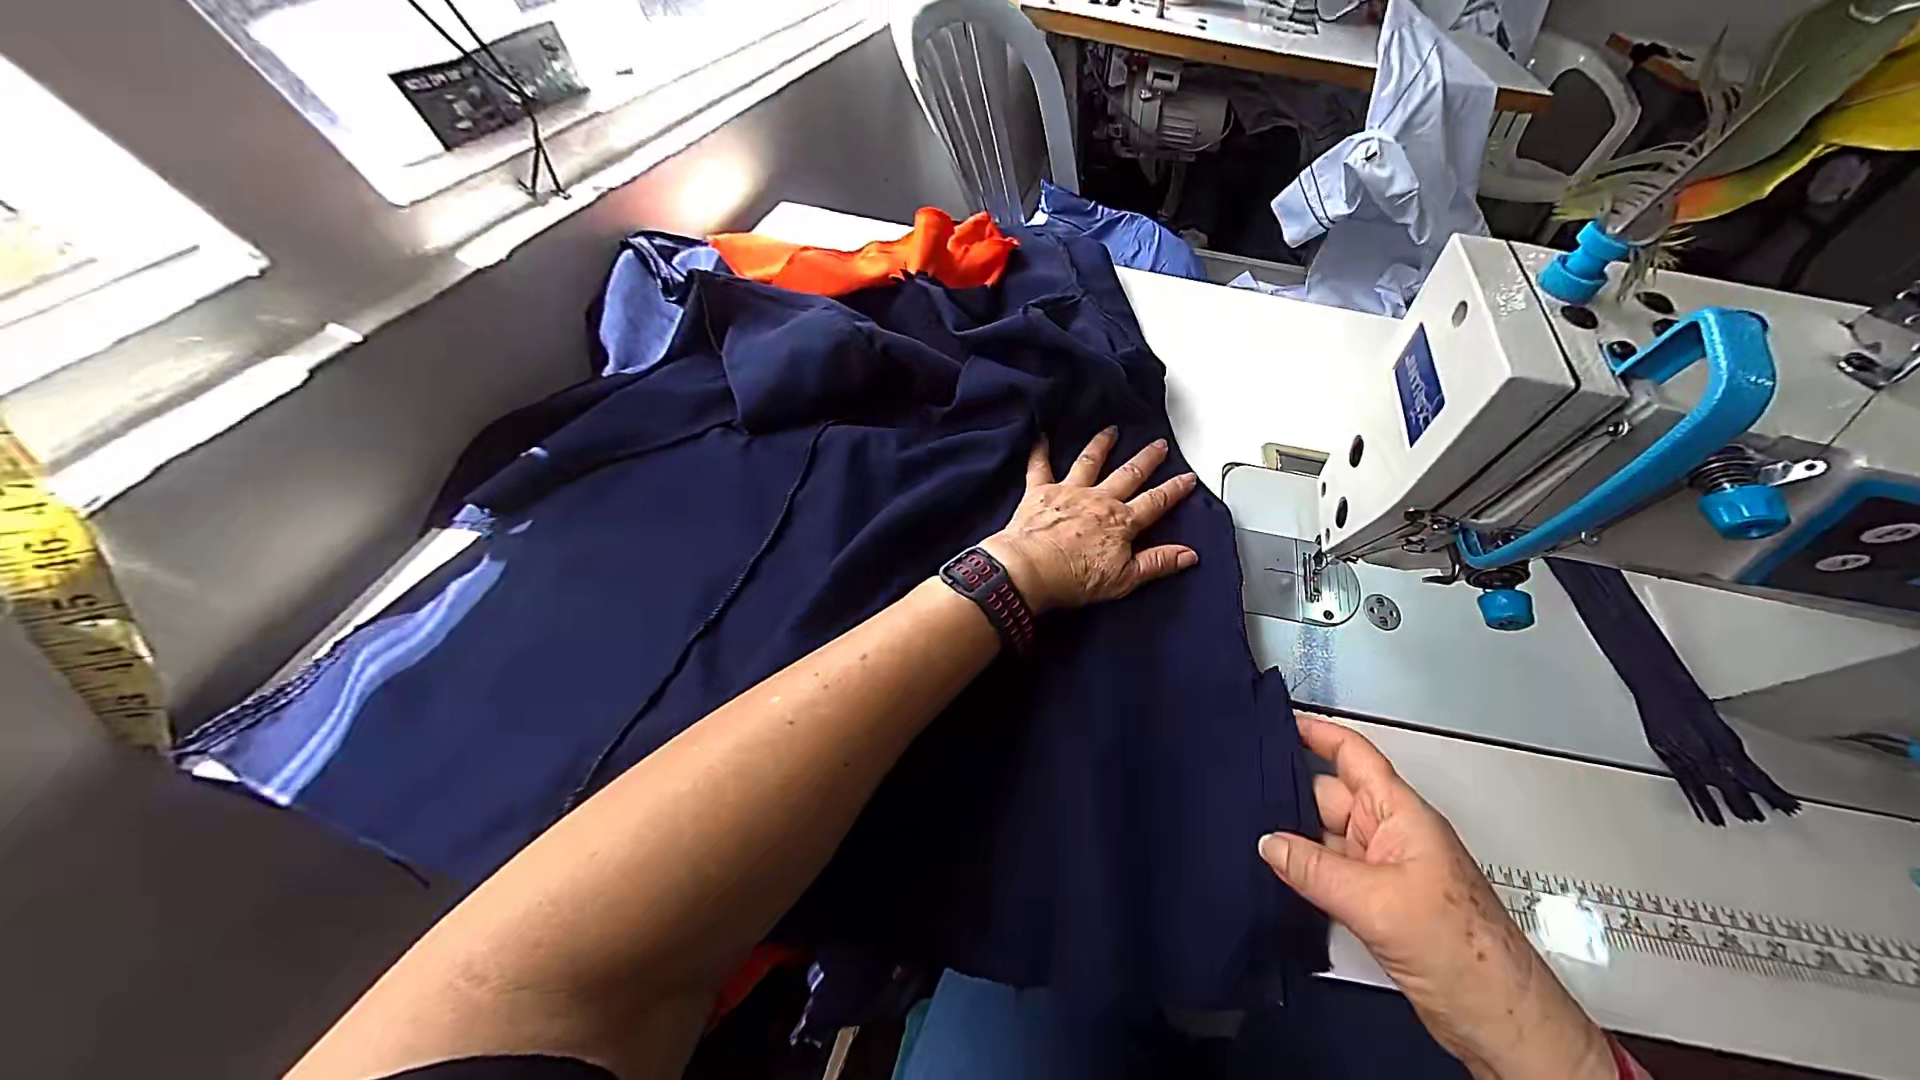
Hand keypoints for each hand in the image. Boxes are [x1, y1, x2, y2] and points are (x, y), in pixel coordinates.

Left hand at [979, 427, 1199, 614]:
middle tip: (1158, 444)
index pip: (1155, 502)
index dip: (1174, 489)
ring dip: (1102, 445)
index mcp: (1120, 522)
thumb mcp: (1124, 579)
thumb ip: (1157, 562)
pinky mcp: (1039, 492)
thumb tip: (1188, 555)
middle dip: (1146, 459)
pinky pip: (1040, 466)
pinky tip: (1042, 436)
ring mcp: (1069, 492)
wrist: (1029, 571)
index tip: (1187, 477)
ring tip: (1111, 431)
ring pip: (1090, 461)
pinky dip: (1040, 450)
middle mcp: (1098, 500)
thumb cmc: (1072, 578)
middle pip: (1128, 475)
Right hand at [1260, 714, 1614, 1079]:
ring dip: (1292, 835)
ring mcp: (1380, 867)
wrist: (1500, 1023)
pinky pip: (1326, 868)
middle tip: (1243, 789)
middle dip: (1290, 791)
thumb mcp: (1377, 902)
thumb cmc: (1466, 954)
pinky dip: (1301, 867)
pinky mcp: (1373, 899)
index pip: (1354, 756)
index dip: (1319, 733)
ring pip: (1323, 834)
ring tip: (1250, 831)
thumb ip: (1314, 868)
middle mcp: (1389, 834)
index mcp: (1401, 816)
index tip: (1282, 721)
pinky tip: (1275, 869)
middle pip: (1328, 795)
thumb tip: (1268, 843)